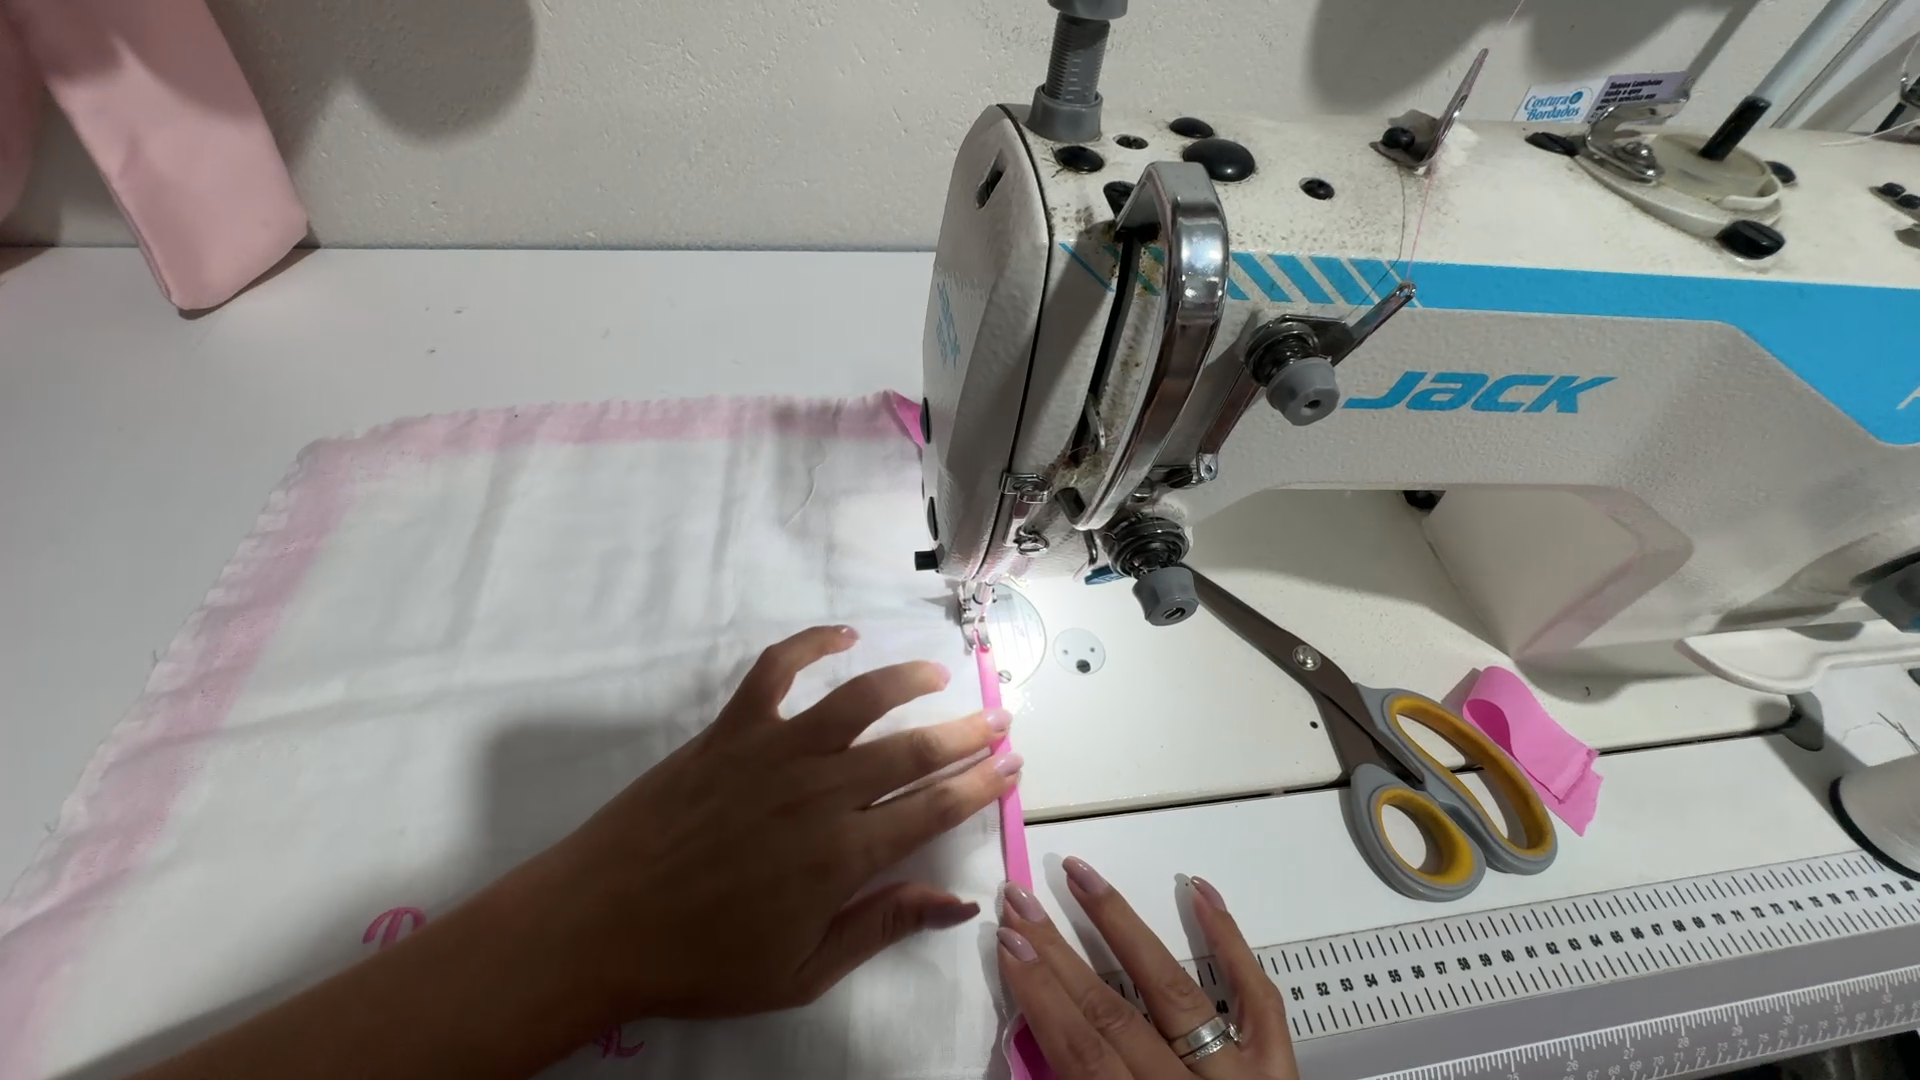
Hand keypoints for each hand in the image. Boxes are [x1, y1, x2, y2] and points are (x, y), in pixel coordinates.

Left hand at [500, 624, 1019, 1026]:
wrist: (598, 923)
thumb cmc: (701, 959)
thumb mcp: (802, 970)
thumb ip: (883, 926)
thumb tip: (962, 903)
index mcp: (842, 855)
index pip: (935, 809)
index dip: (982, 784)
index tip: (1013, 765)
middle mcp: (821, 791)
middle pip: (913, 751)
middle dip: (967, 733)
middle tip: (1000, 718)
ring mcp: (775, 751)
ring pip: (860, 700)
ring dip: (908, 681)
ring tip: (939, 675)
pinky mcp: (732, 728)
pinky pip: (777, 670)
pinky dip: (811, 643)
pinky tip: (842, 635)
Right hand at [997, 859, 1297, 1079]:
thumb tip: (1036, 1047)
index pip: (1083, 1053)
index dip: (1041, 994)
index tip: (1008, 940)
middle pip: (1114, 1014)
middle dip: (1060, 953)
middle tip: (1021, 898)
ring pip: (1173, 989)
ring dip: (1121, 925)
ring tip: (1081, 874)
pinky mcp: (1280, 1068)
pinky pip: (1255, 995)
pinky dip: (1228, 940)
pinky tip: (1197, 889)